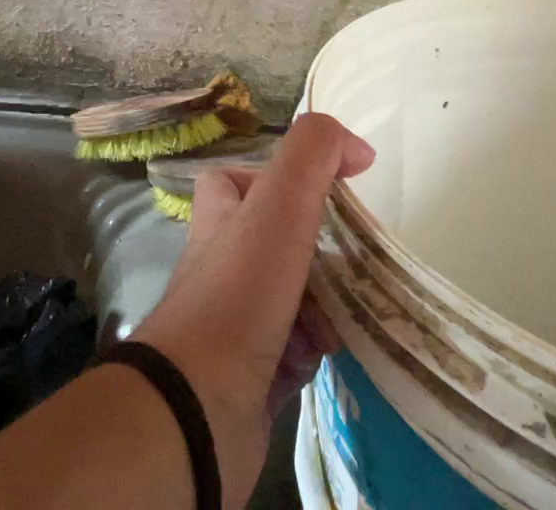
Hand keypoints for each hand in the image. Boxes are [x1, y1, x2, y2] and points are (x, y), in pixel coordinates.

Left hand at [132, 113, 374, 507]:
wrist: (198, 408)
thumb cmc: (240, 294)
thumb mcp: (280, 203)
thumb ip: (313, 153)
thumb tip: (357, 147)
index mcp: (219, 221)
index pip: (240, 180)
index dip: (285, 178)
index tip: (338, 190)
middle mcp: (221, 268)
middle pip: (281, 244)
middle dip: (322, 255)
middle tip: (350, 264)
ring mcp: (234, 324)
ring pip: (297, 299)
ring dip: (325, 307)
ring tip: (334, 320)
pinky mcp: (250, 375)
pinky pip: (297, 352)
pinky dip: (314, 352)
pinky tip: (317, 358)